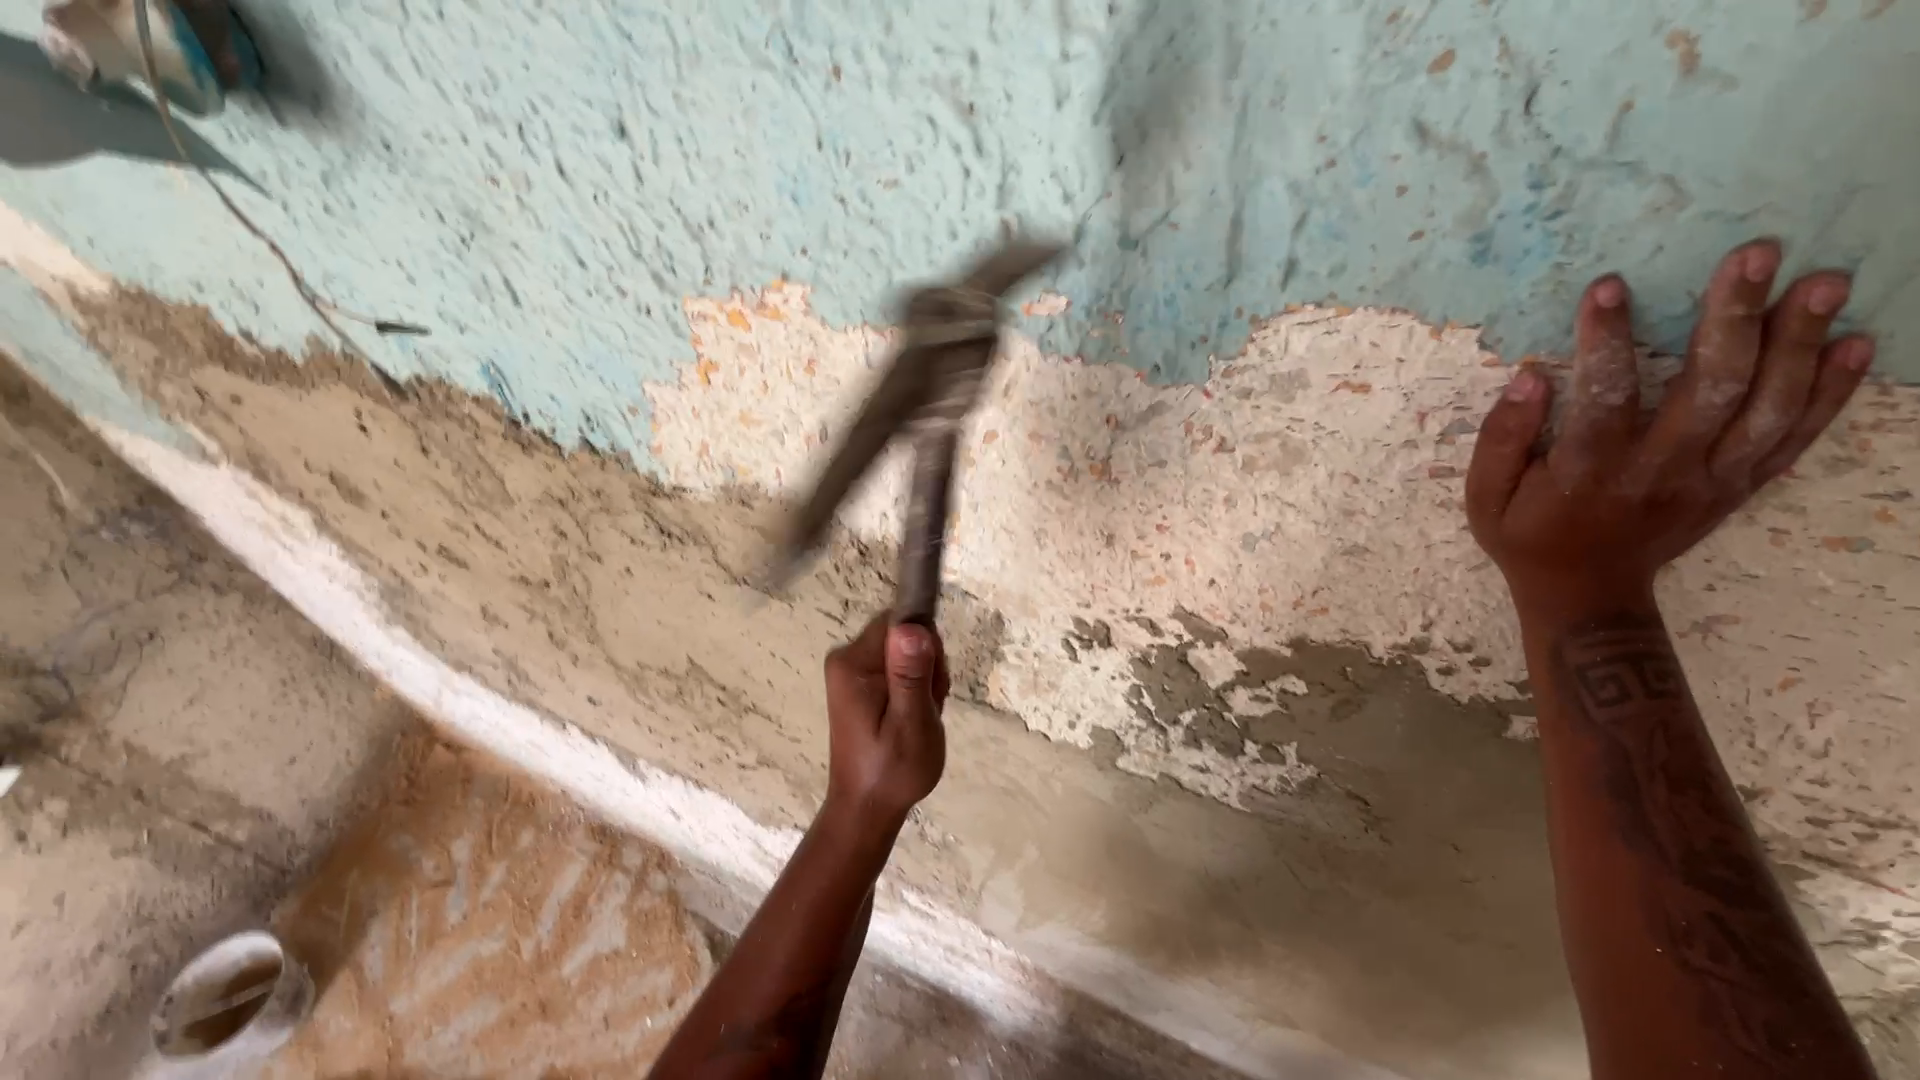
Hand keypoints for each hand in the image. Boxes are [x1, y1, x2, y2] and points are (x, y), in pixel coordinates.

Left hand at [821, 615, 950, 825]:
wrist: (867, 808)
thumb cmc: (892, 772)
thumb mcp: (911, 725)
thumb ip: (911, 675)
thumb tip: (912, 626)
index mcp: (853, 664)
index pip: (899, 622)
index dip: (925, 647)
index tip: (930, 684)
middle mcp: (846, 659)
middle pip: (903, 635)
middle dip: (927, 667)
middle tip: (926, 709)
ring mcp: (852, 672)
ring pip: (906, 653)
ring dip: (924, 681)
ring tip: (920, 719)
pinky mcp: (859, 685)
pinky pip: (899, 669)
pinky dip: (914, 690)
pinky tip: (913, 719)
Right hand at [1467, 239, 1873, 613]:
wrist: (1588, 594)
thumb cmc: (1528, 539)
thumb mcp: (1485, 498)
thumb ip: (1501, 439)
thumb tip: (1528, 377)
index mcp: (1588, 471)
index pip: (1603, 396)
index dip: (1605, 340)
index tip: (1608, 286)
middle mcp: (1659, 471)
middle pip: (1709, 389)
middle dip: (1733, 318)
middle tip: (1755, 254)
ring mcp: (1710, 480)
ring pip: (1765, 407)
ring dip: (1797, 343)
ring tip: (1823, 282)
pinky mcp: (1739, 488)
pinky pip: (1794, 439)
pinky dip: (1829, 393)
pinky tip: (1853, 343)